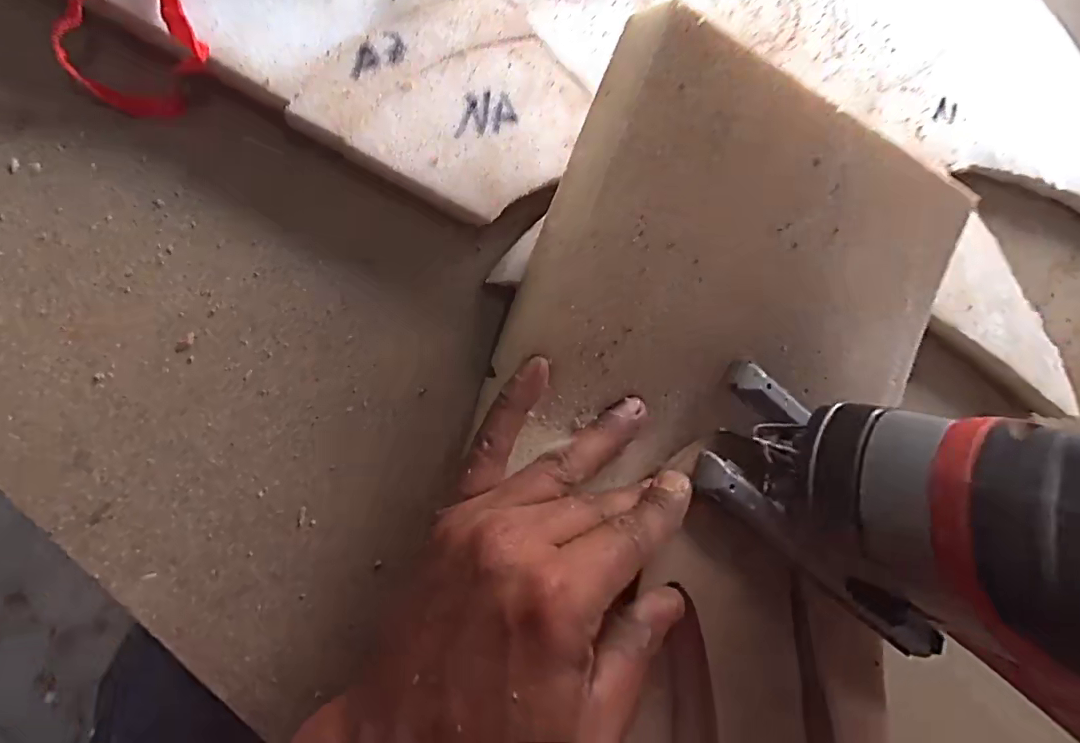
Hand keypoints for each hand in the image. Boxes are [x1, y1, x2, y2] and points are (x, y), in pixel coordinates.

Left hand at [296, 356, 692, 742]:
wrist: (398, 742)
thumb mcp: (587, 724)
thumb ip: (632, 651)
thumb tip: (666, 598)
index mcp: (559, 597)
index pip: (629, 534)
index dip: (661, 511)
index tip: (681, 487)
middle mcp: (519, 545)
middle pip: (594, 505)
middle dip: (633, 489)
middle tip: (663, 466)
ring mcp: (479, 523)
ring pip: (553, 472)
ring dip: (595, 440)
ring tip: (628, 411)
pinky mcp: (451, 518)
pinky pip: (486, 450)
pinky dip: (511, 406)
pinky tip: (535, 374)